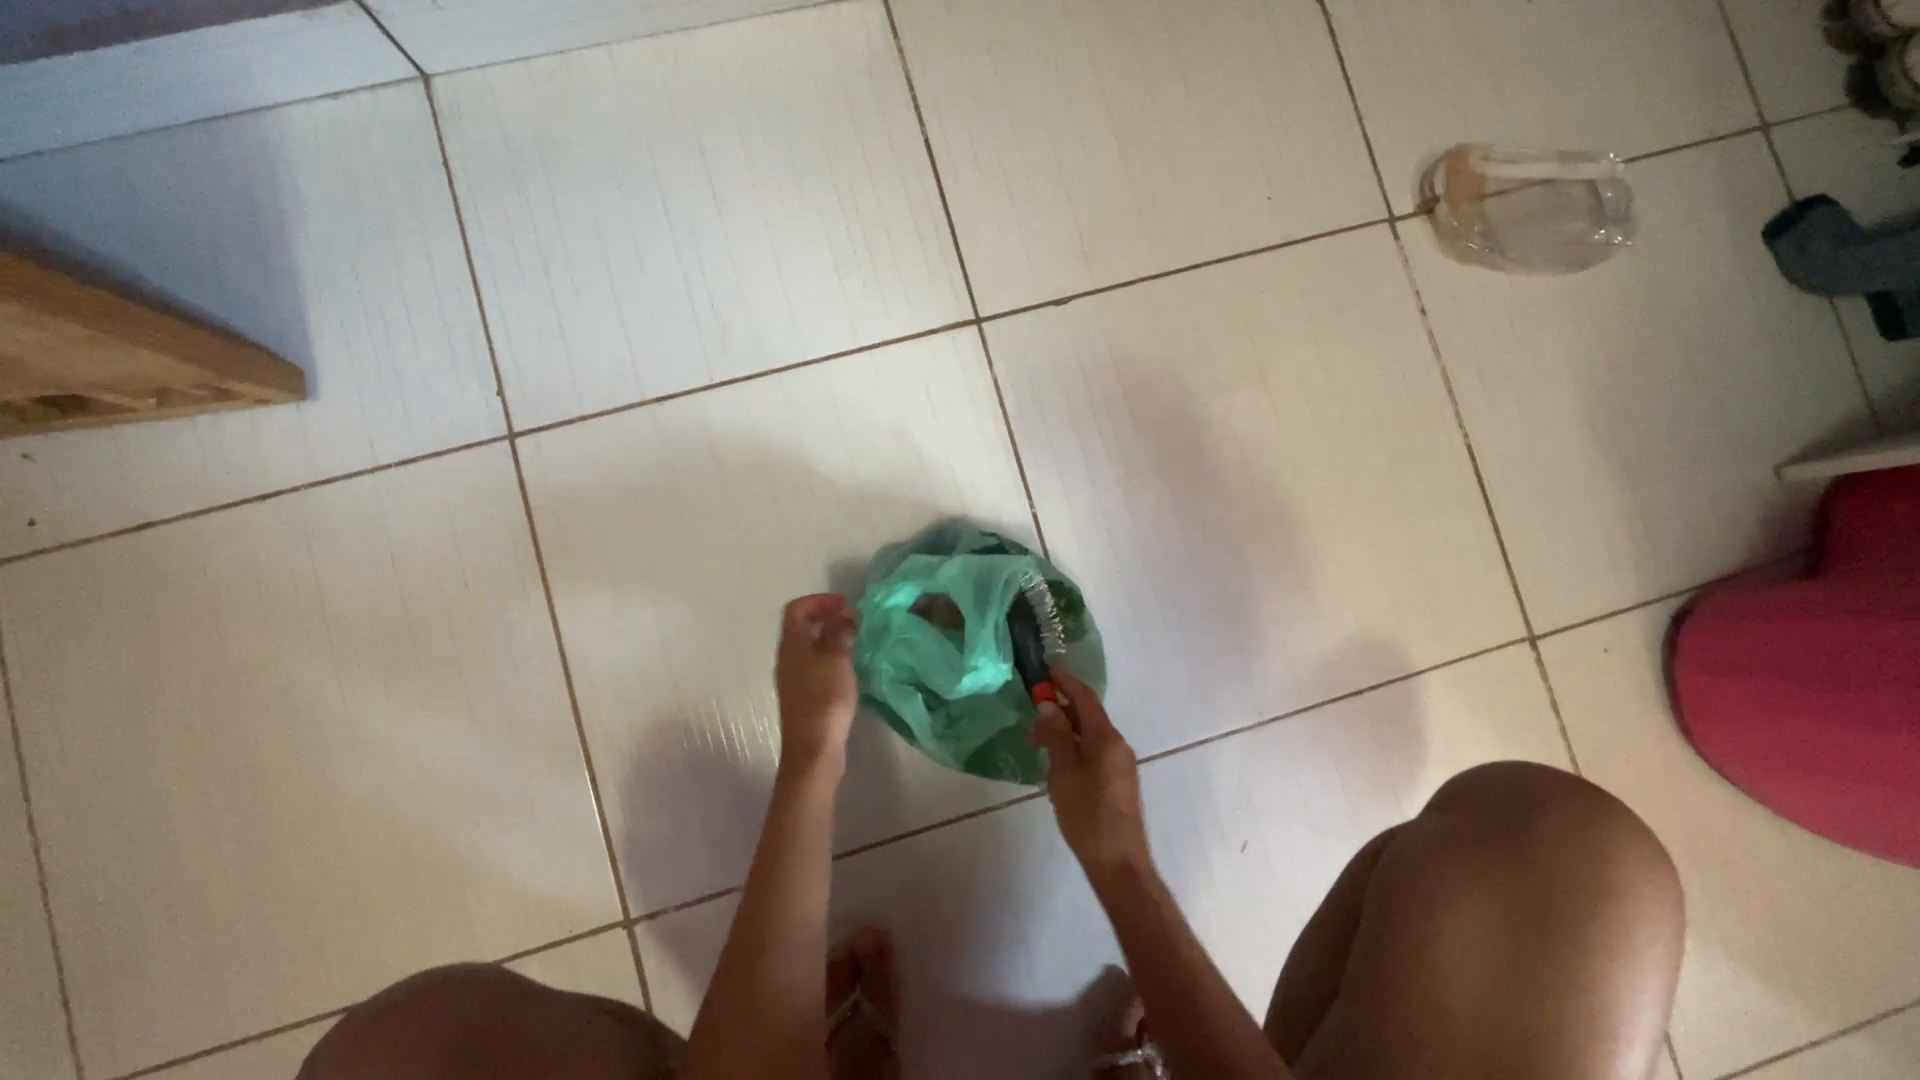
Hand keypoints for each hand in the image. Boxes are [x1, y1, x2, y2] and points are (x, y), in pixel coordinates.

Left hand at [773, 594, 858, 772]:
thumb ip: (839, 632)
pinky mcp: (804, 696)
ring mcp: (794, 679)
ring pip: (809, 647)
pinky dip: (831, 658)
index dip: (820, 600)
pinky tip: (850, 668)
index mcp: (791, 645)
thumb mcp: (836, 659)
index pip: (797, 609)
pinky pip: (815, 666)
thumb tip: (843, 614)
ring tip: (856, 641)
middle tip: (855, 621)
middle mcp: (787, 659)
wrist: (813, 749)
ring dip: (831, 638)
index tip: (846, 605)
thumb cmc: (824, 699)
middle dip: (827, 618)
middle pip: (802, 627)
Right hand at [1031, 668, 1150, 879]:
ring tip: (1038, 742)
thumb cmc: (1086, 816)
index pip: (1085, 698)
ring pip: (1090, 735)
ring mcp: (1120, 764)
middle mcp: (1118, 745)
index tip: (1044, 670)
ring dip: (1065, 731)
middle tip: (1032, 714)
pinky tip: (1056, 763)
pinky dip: (1074, 747)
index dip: (1065, 681)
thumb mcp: (1063, 773)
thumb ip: (1056, 737)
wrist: (1117, 862)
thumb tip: (1049, 706)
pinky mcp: (1118, 781)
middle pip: (1088, 716)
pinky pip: (1094, 752)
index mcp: (1106, 739)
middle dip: (1060, 709)